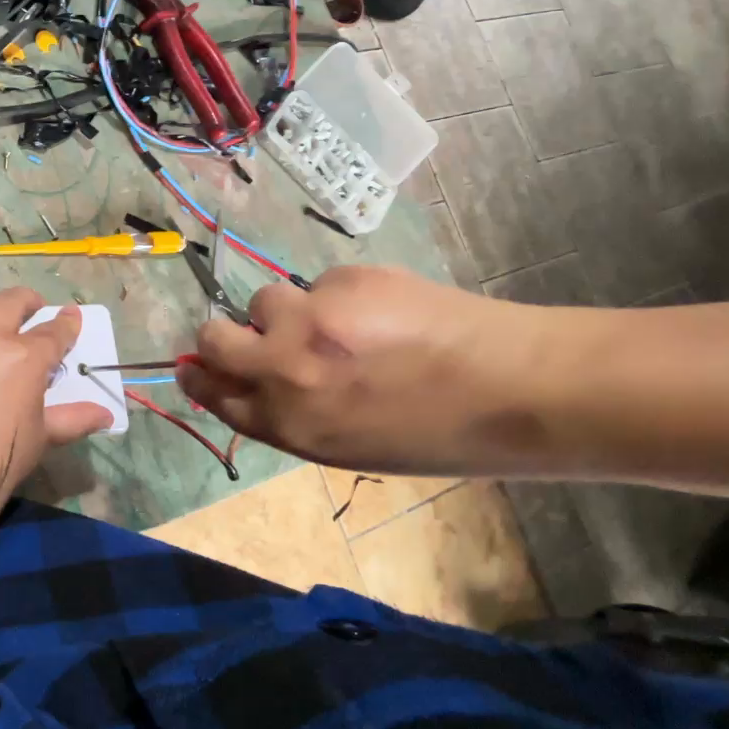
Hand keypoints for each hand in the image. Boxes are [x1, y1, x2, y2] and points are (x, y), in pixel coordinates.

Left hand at [0, 285, 111, 522]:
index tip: (70, 316)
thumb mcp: (44, 437)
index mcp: (23, 355)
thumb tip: (106, 414)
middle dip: (26, 301)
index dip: (66, 323)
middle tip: (29, 309)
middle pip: (10, 301)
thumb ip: (74, 418)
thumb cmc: (0, 456)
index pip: (53, 332)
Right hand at [178, 265, 550, 475]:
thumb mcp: (350, 446)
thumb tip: (253, 383)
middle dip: (228, 337)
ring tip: (348, 325)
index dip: (200, 373)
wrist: (530, 391)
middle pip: (213, 338)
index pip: (209, 390)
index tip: (198, 364)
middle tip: (265, 337)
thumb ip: (289, 414)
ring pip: (266, 301)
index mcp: (287, 424)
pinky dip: (343, 296)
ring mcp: (309, 321)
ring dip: (292, 312)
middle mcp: (283, 371)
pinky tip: (388, 313)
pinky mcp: (342, 282)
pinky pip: (320, 284)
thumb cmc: (445, 435)